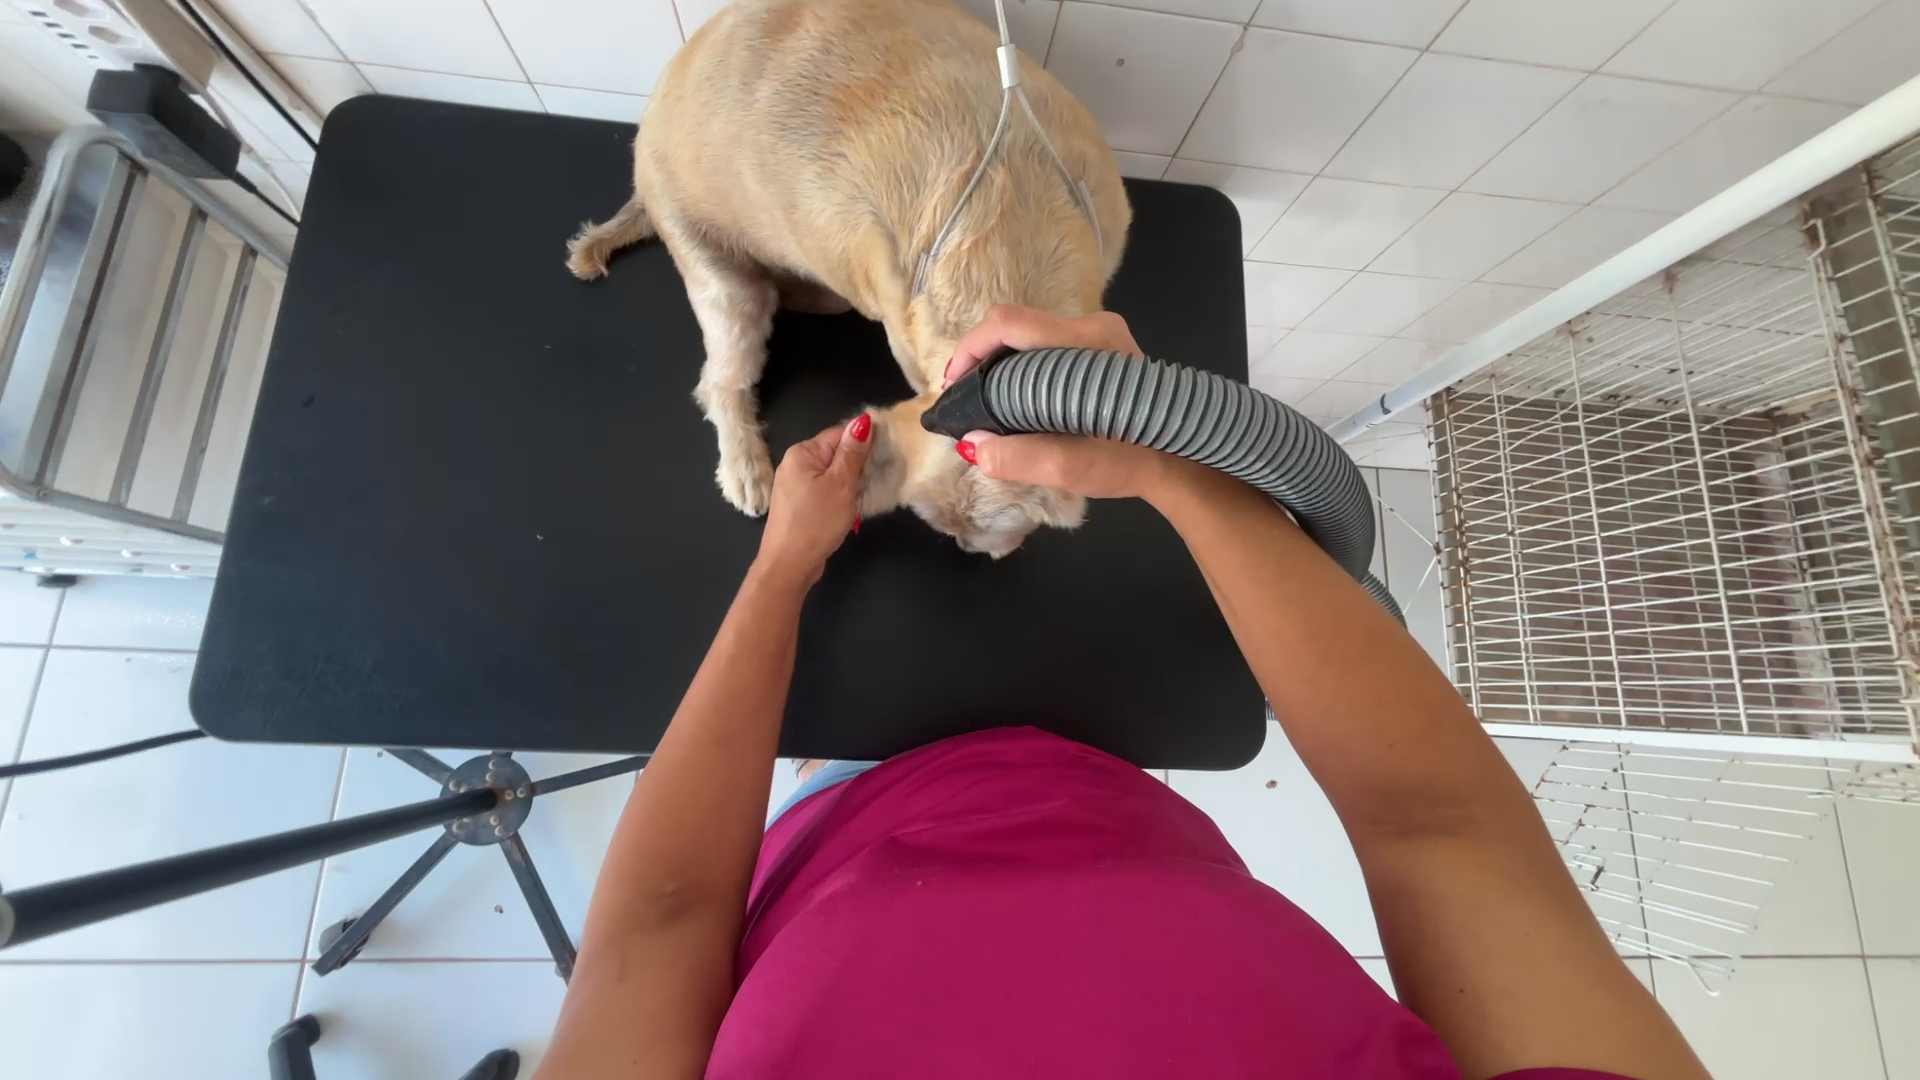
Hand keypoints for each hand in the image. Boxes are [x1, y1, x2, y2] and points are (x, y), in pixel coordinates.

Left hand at [754, 415, 872, 586]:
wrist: (789, 563)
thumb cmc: (817, 522)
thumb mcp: (841, 484)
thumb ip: (852, 452)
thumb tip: (862, 420)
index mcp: (803, 452)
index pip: (839, 434)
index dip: (863, 444)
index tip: (884, 457)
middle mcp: (794, 463)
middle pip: (834, 454)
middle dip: (856, 466)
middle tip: (876, 481)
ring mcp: (794, 485)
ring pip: (830, 474)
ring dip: (849, 484)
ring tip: (864, 497)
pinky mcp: (797, 504)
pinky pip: (823, 490)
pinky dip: (838, 496)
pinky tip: (848, 509)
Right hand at [942, 305, 1176, 500]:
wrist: (1180, 459)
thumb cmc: (1129, 461)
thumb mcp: (1070, 467)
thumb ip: (1017, 456)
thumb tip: (971, 444)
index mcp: (1086, 345)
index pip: (1010, 324)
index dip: (970, 350)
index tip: (952, 385)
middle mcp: (1094, 327)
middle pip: (1016, 326)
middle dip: (980, 358)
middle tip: (963, 397)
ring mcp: (1100, 334)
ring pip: (1030, 335)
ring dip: (1000, 364)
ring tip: (983, 401)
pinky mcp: (1102, 347)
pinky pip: (1047, 346)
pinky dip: (1021, 367)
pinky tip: (1014, 398)